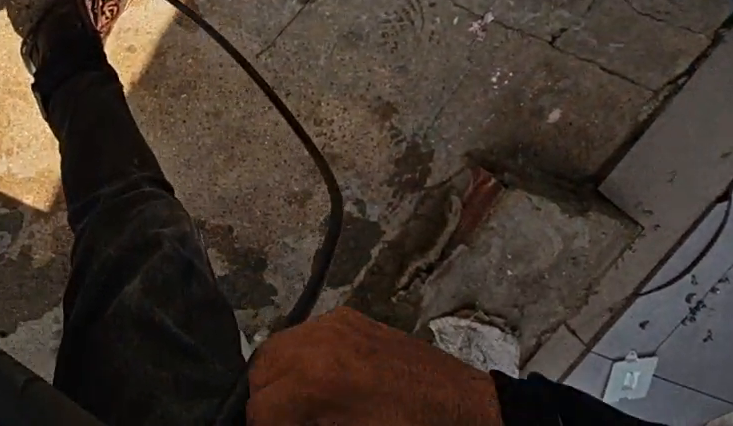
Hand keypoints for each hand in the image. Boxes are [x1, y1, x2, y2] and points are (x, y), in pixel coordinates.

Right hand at [247, 308, 502, 425]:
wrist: (473, 411)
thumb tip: (281, 424)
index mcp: (319, 382)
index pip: (261, 407)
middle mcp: (315, 342)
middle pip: (259, 371)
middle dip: (264, 403)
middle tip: (282, 423)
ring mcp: (330, 324)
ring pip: (275, 346)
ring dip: (276, 377)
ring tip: (295, 405)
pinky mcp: (345, 317)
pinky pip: (303, 334)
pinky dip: (299, 357)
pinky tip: (317, 381)